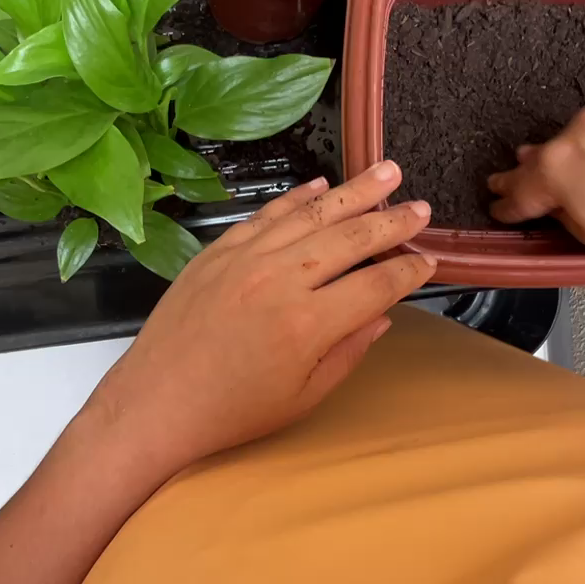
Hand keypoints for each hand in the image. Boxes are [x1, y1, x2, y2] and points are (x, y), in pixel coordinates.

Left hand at [67, 161, 437, 477]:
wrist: (156, 402)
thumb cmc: (232, 412)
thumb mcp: (303, 398)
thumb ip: (347, 352)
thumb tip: (381, 314)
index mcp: (308, 324)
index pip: (376, 285)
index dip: (408, 272)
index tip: (429, 260)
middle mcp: (281, 280)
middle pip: (350, 238)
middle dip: (391, 220)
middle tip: (421, 207)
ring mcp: (246, 258)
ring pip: (311, 214)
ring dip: (353, 192)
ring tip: (387, 172)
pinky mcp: (218, 251)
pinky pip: (266, 214)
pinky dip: (296, 197)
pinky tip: (321, 184)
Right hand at [486, 101, 584, 275]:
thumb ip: (574, 222)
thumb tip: (568, 207)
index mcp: (558, 168)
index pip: (517, 191)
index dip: (504, 206)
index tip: (496, 210)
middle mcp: (581, 131)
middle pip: (543, 156)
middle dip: (525, 173)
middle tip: (506, 181)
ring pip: (580, 138)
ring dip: (568, 156)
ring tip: (564, 170)